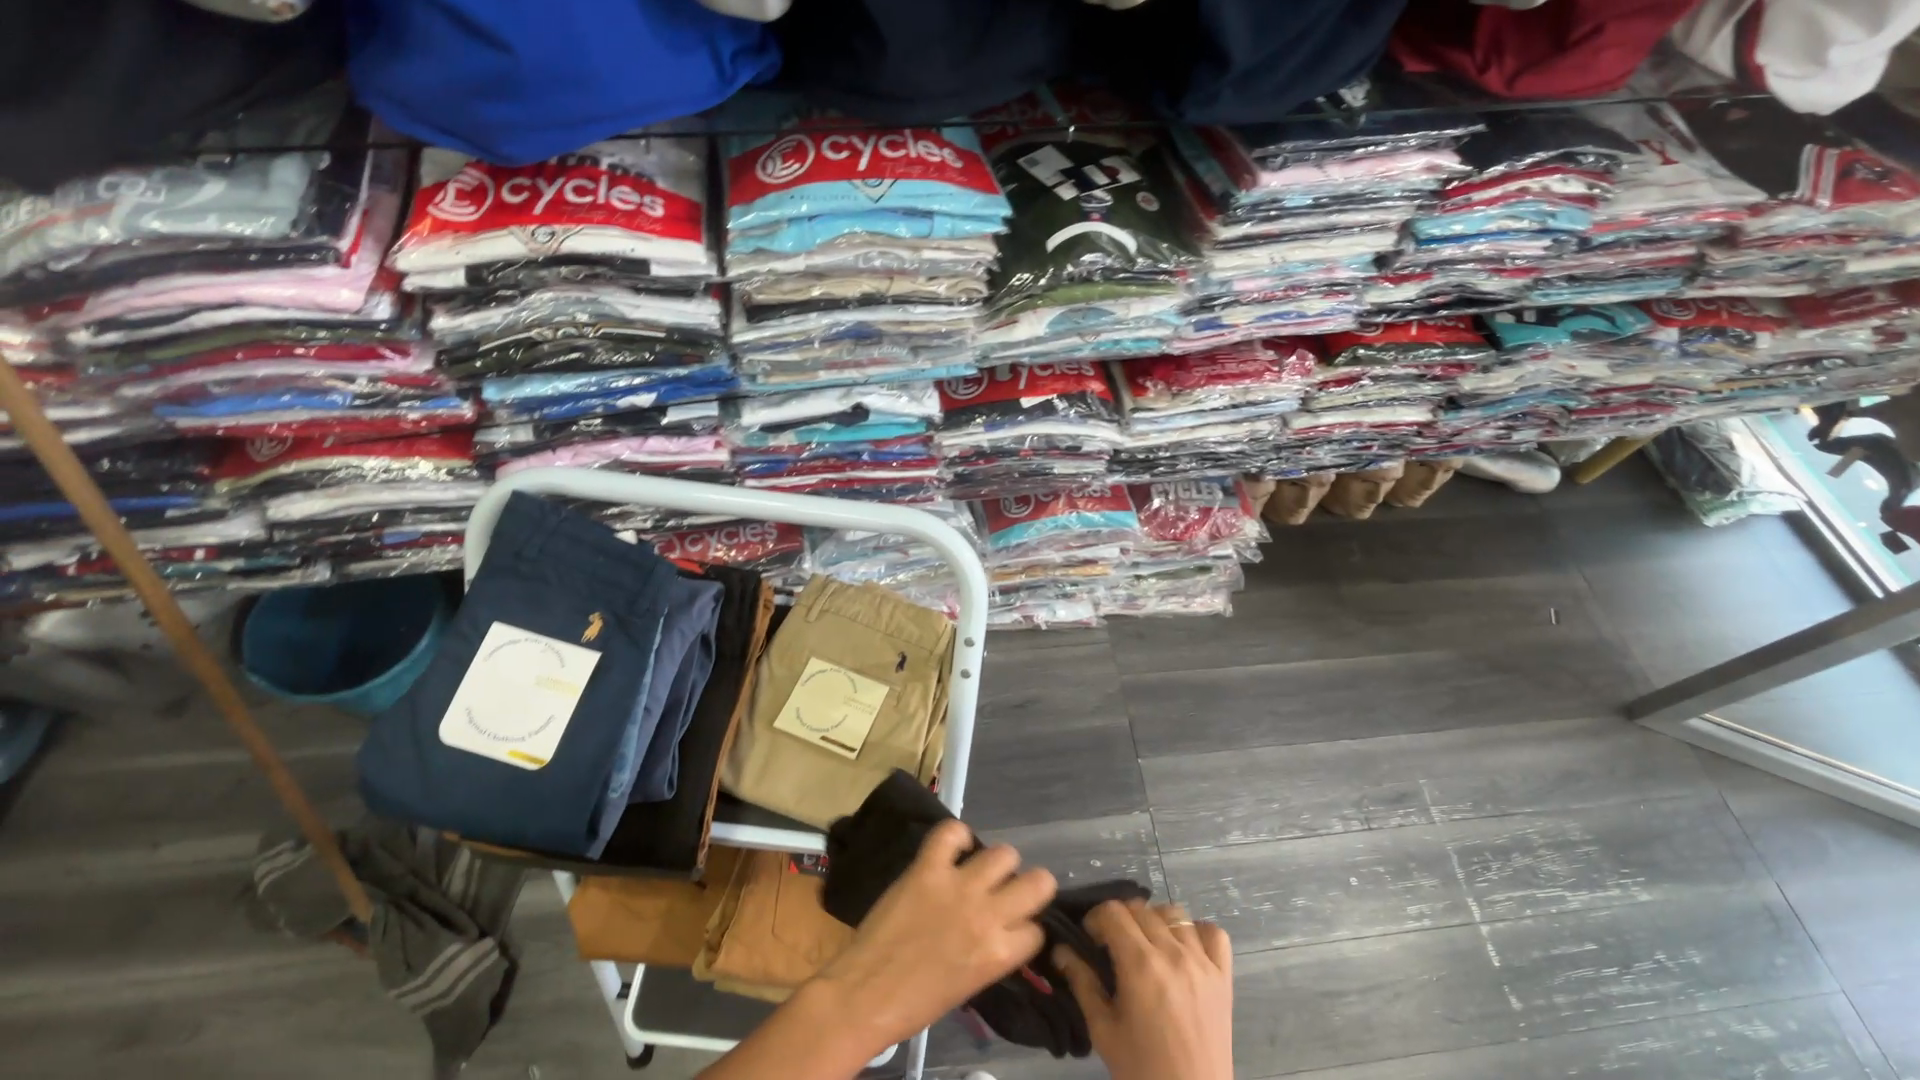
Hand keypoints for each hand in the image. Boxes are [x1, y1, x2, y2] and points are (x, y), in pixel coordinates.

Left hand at [809, 820, 1056, 1047]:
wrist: (864, 995)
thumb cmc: (916, 1004)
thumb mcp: (972, 984)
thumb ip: (992, 952)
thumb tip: (1003, 931)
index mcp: (999, 954)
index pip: (1037, 930)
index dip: (1026, 928)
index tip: (1013, 929)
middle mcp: (988, 915)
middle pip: (1039, 882)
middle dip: (1029, 887)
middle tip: (1006, 894)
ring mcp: (957, 887)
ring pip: (1003, 853)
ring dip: (996, 864)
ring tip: (978, 872)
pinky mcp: (927, 869)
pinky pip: (951, 833)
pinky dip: (956, 836)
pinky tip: (953, 849)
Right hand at [1054, 900, 1233, 1079]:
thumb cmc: (1140, 1068)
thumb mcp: (1102, 1029)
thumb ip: (1082, 983)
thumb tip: (1061, 951)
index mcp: (1140, 965)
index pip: (1113, 912)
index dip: (1096, 918)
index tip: (1090, 938)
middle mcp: (1173, 953)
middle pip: (1141, 909)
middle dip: (1121, 919)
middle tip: (1112, 945)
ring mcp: (1203, 962)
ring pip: (1176, 913)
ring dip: (1155, 921)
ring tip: (1147, 945)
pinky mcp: (1224, 976)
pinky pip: (1214, 933)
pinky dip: (1197, 931)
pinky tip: (1184, 949)